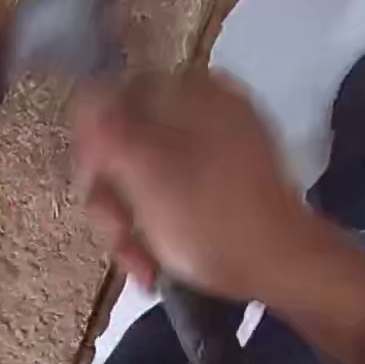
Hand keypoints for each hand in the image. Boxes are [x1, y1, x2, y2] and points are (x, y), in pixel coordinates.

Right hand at [72, 71, 341, 300]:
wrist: (280, 267)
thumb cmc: (209, 221)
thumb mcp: (149, 173)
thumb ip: (110, 131)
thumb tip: (84, 98)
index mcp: (188, 96)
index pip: (114, 101)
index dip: (93, 147)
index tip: (93, 188)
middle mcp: (201, 114)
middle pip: (124, 147)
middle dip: (111, 200)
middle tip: (118, 235)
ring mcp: (213, 152)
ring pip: (142, 180)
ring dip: (129, 226)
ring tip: (140, 262)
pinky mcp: (220, 187)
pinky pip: (168, 198)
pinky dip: (155, 230)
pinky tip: (155, 260)